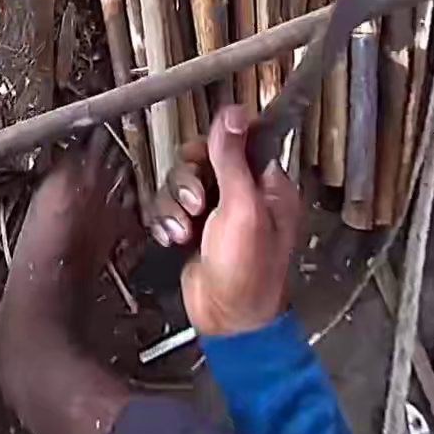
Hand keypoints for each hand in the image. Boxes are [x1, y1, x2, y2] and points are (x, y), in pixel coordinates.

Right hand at [155, 105, 302, 336]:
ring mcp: (217, 211)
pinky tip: (176, 238)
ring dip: (174, 206)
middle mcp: (242, 194)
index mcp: (267, 185)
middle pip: (198, 160)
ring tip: (183, 230)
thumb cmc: (248, 270)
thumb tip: (235, 112)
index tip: (200, 160)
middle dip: (187, 183)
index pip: (234, 142)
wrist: (228, 321)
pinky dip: (167, 220)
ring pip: (179, 182)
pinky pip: (169, 205)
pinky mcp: (194, 226)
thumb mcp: (241, 208)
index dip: (212, 147)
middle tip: (195, 206)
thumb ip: (232, 158)